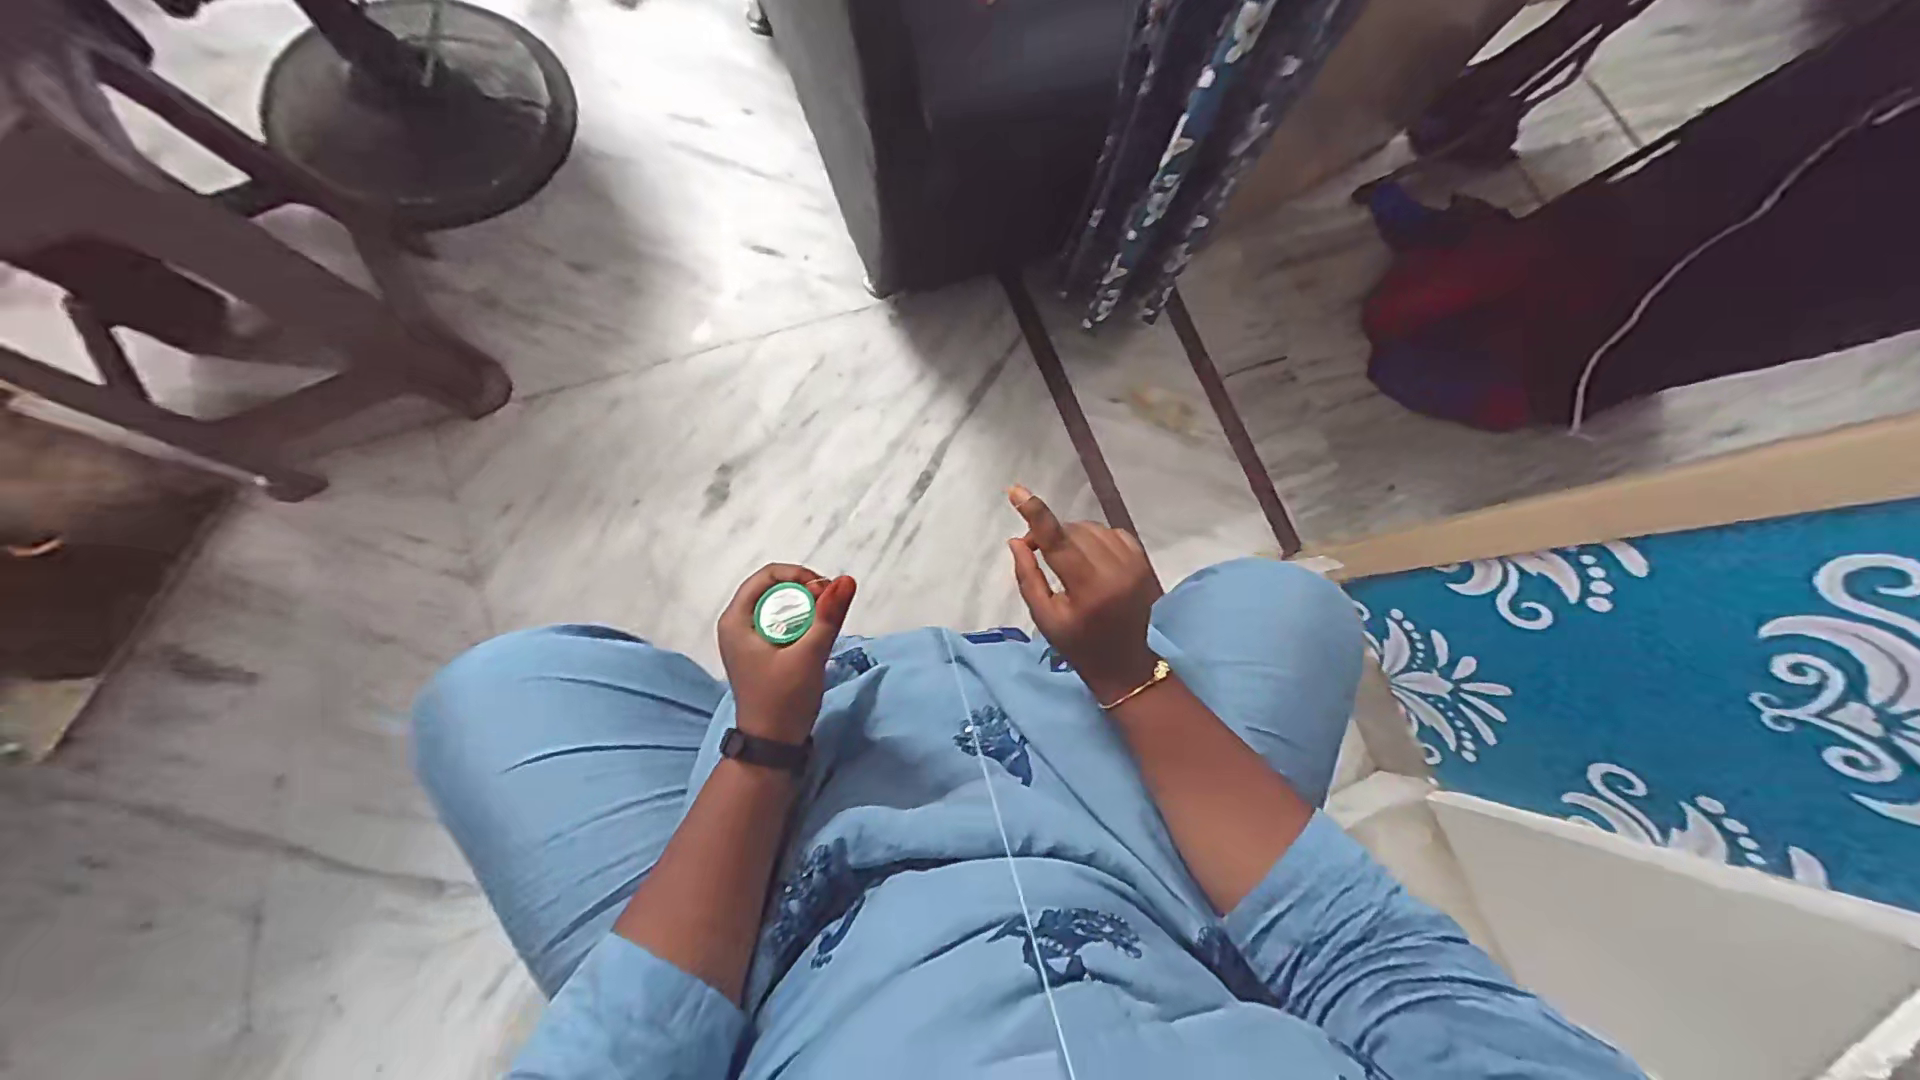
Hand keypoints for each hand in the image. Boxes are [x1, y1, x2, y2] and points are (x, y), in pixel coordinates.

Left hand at [717, 564, 856, 743]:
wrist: (772, 744)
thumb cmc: (784, 700)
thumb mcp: (809, 655)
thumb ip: (828, 615)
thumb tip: (846, 580)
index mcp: (736, 620)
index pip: (767, 575)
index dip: (799, 576)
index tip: (825, 593)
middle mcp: (738, 623)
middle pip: (775, 588)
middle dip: (806, 592)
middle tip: (829, 609)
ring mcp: (749, 638)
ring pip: (782, 605)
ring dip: (807, 608)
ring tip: (825, 624)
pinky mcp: (762, 650)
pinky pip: (784, 621)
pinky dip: (803, 622)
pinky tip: (817, 637)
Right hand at [1005, 485, 1162, 704]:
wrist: (1123, 662)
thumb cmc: (1077, 643)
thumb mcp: (1044, 616)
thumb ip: (1027, 576)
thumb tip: (1017, 540)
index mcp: (1088, 590)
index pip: (1058, 542)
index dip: (1036, 514)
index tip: (1017, 491)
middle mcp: (1115, 572)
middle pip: (1072, 531)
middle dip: (1050, 534)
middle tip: (1035, 551)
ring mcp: (1134, 566)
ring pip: (1092, 528)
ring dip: (1072, 535)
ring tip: (1064, 558)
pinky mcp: (1143, 562)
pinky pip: (1112, 532)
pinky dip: (1095, 538)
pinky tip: (1089, 557)